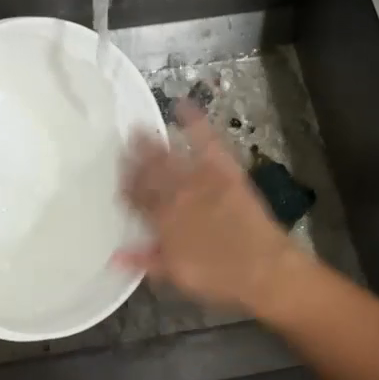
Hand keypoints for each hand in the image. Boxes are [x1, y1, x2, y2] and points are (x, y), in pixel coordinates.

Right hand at [119, 100, 305, 315]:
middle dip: (133, 159)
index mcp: (161, 220)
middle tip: (123, 146)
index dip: (125, 187)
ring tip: (139, 128)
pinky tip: (183, 103)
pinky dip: (193, 120)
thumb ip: (145, 258)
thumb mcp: (178, 274)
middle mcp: (175, 194)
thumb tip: (116, 256)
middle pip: (147, 172)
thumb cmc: (220, 276)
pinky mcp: (221, 167)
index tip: (119, 180)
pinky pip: (204, 139)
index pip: (135, 197)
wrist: (263, 267)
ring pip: (167, 155)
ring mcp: (198, 177)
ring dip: (151, 141)